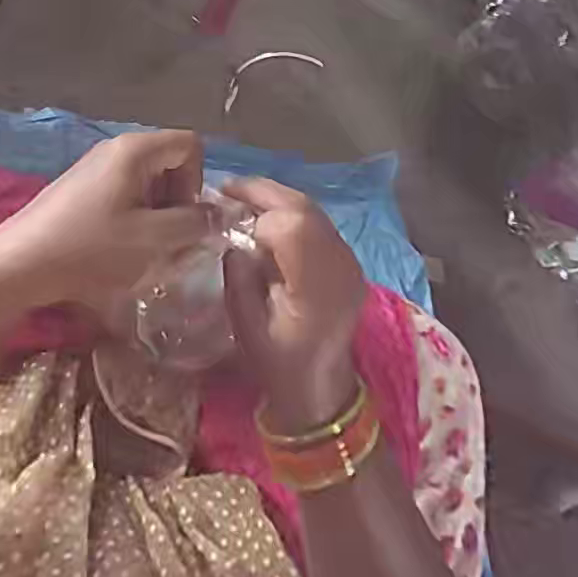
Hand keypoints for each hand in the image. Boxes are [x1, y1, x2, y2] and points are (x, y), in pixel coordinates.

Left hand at [0, 130, 211, 316]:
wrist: (19, 264)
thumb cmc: (90, 248)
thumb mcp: (152, 239)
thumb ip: (193, 223)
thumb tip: (217, 214)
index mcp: (135, 150)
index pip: (189, 145)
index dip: (197, 181)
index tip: (183, 217)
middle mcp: (116, 150)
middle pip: (169, 163)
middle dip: (178, 202)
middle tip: (167, 240)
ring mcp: (96, 168)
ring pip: (148, 183)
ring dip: (157, 216)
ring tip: (145, 251)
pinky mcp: (82, 190)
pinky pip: (124, 195)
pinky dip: (134, 220)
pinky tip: (119, 250)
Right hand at [221, 178, 368, 432]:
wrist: (321, 389)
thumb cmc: (278, 365)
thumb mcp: (246, 328)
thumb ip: (239, 280)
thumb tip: (236, 242)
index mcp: (317, 290)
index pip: (293, 229)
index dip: (259, 219)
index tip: (231, 222)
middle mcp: (340, 268)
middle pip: (305, 210)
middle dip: (264, 192)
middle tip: (228, 187)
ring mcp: (349, 262)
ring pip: (314, 211)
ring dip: (276, 197)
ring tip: (242, 194)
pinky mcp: (348, 261)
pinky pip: (319, 222)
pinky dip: (290, 211)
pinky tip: (266, 214)